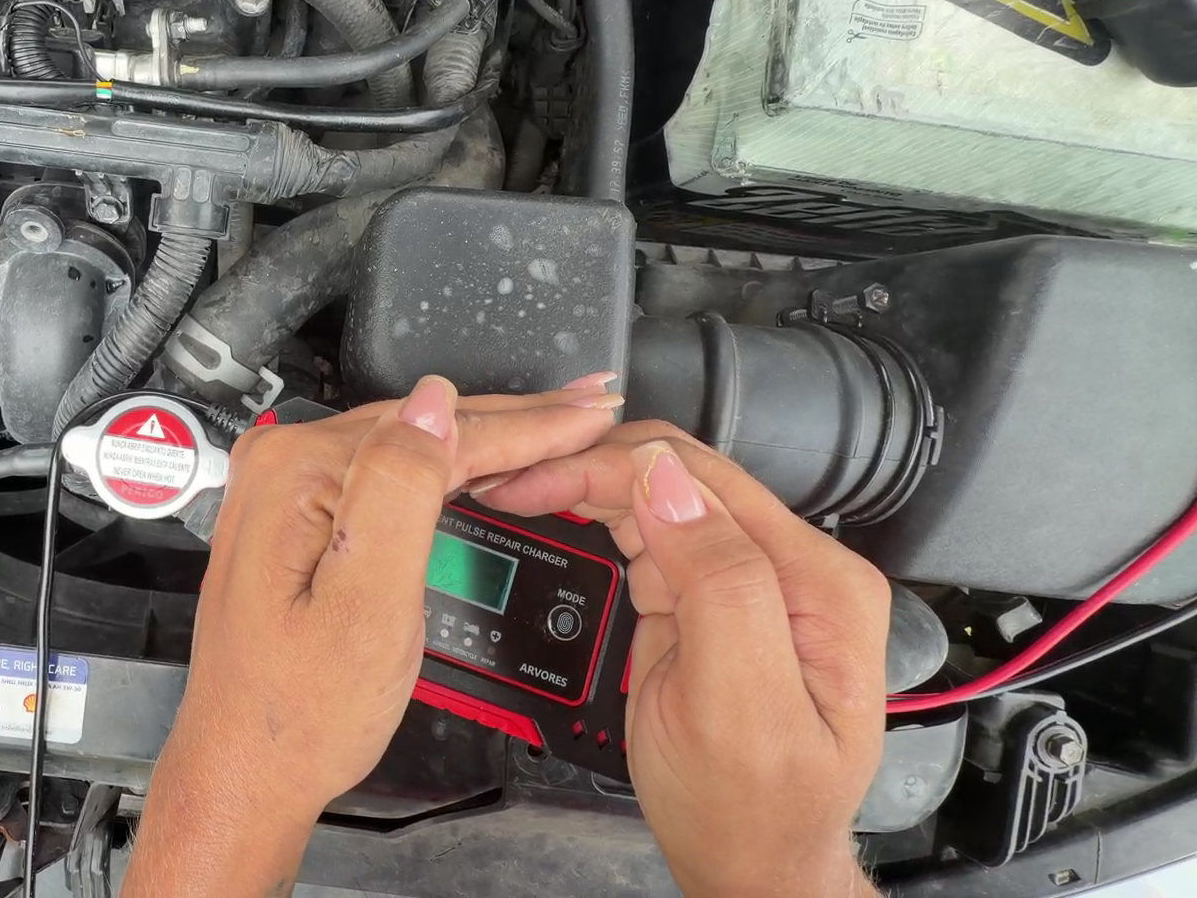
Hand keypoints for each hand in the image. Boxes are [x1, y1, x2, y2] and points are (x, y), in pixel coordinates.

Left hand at [123, 375, 622, 897]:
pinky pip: (380, 475)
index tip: (587, 415)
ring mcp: (282, 489)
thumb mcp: (367, 603)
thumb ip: (401, 490)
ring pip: (403, 449)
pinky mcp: (292, 514)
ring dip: (479, 440)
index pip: (432, 433)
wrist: (246, 765)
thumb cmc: (299, 708)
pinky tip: (474, 463)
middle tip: (584, 406)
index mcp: (296, 472)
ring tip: (547, 425)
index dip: (523, 427)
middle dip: (509, 422)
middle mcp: (280, 466)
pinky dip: (437, 469)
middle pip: (417, 430)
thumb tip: (434, 404)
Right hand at [473, 422, 888, 897]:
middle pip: (667, 469)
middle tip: (506, 480)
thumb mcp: (740, 707)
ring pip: (645, 485)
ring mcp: (735, 567)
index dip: (598, 468)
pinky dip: (587, 504)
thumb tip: (662, 478)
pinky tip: (550, 504)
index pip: (692, 478)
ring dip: (576, 478)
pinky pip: (635, 520)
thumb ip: (717, 582)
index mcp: (810, 577)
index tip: (523, 483)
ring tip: (515, 487)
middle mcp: (780, 559)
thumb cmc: (750, 802)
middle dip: (580, 462)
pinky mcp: (694, 581)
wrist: (746, 855)